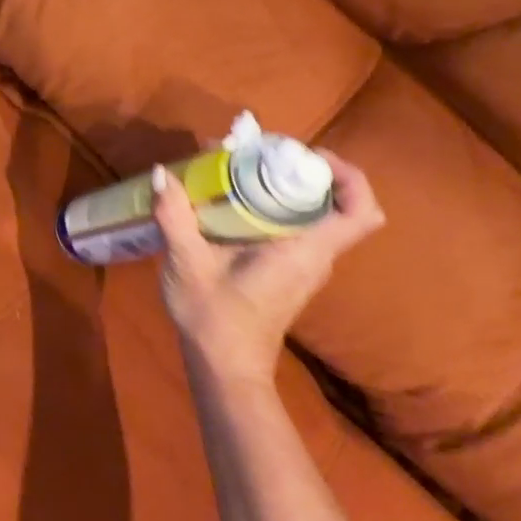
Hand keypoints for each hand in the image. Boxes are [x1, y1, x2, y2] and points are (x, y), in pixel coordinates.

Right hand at [151, 151, 385, 385]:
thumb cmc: (213, 315)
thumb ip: (175, 216)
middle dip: (302, 174)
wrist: (223, 365)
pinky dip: (271, 209)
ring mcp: (302, 267)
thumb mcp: (186, 262)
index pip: (360, 211)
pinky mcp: (286, 273)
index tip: (305, 156)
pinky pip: (293, 230)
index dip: (347, 176)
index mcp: (304, 252)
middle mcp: (314, 257)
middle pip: (335, 206)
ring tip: (240, 172)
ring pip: (313, 217)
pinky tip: (231, 203)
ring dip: (285, 190)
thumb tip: (160, 172)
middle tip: (259, 155)